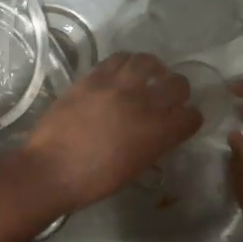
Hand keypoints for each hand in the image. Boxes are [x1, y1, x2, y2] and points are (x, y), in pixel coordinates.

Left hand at [14, 53, 202, 212]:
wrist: (51, 169)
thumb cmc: (93, 181)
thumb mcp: (133, 167)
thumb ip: (151, 144)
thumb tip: (155, 132)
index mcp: (158, 133)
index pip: (191, 116)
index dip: (190, 117)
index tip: (182, 119)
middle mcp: (143, 104)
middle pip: (176, 83)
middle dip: (177, 88)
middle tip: (168, 92)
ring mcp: (116, 87)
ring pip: (146, 61)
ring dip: (151, 67)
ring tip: (145, 74)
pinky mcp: (91, 79)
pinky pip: (115, 60)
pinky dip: (124, 64)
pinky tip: (119, 73)